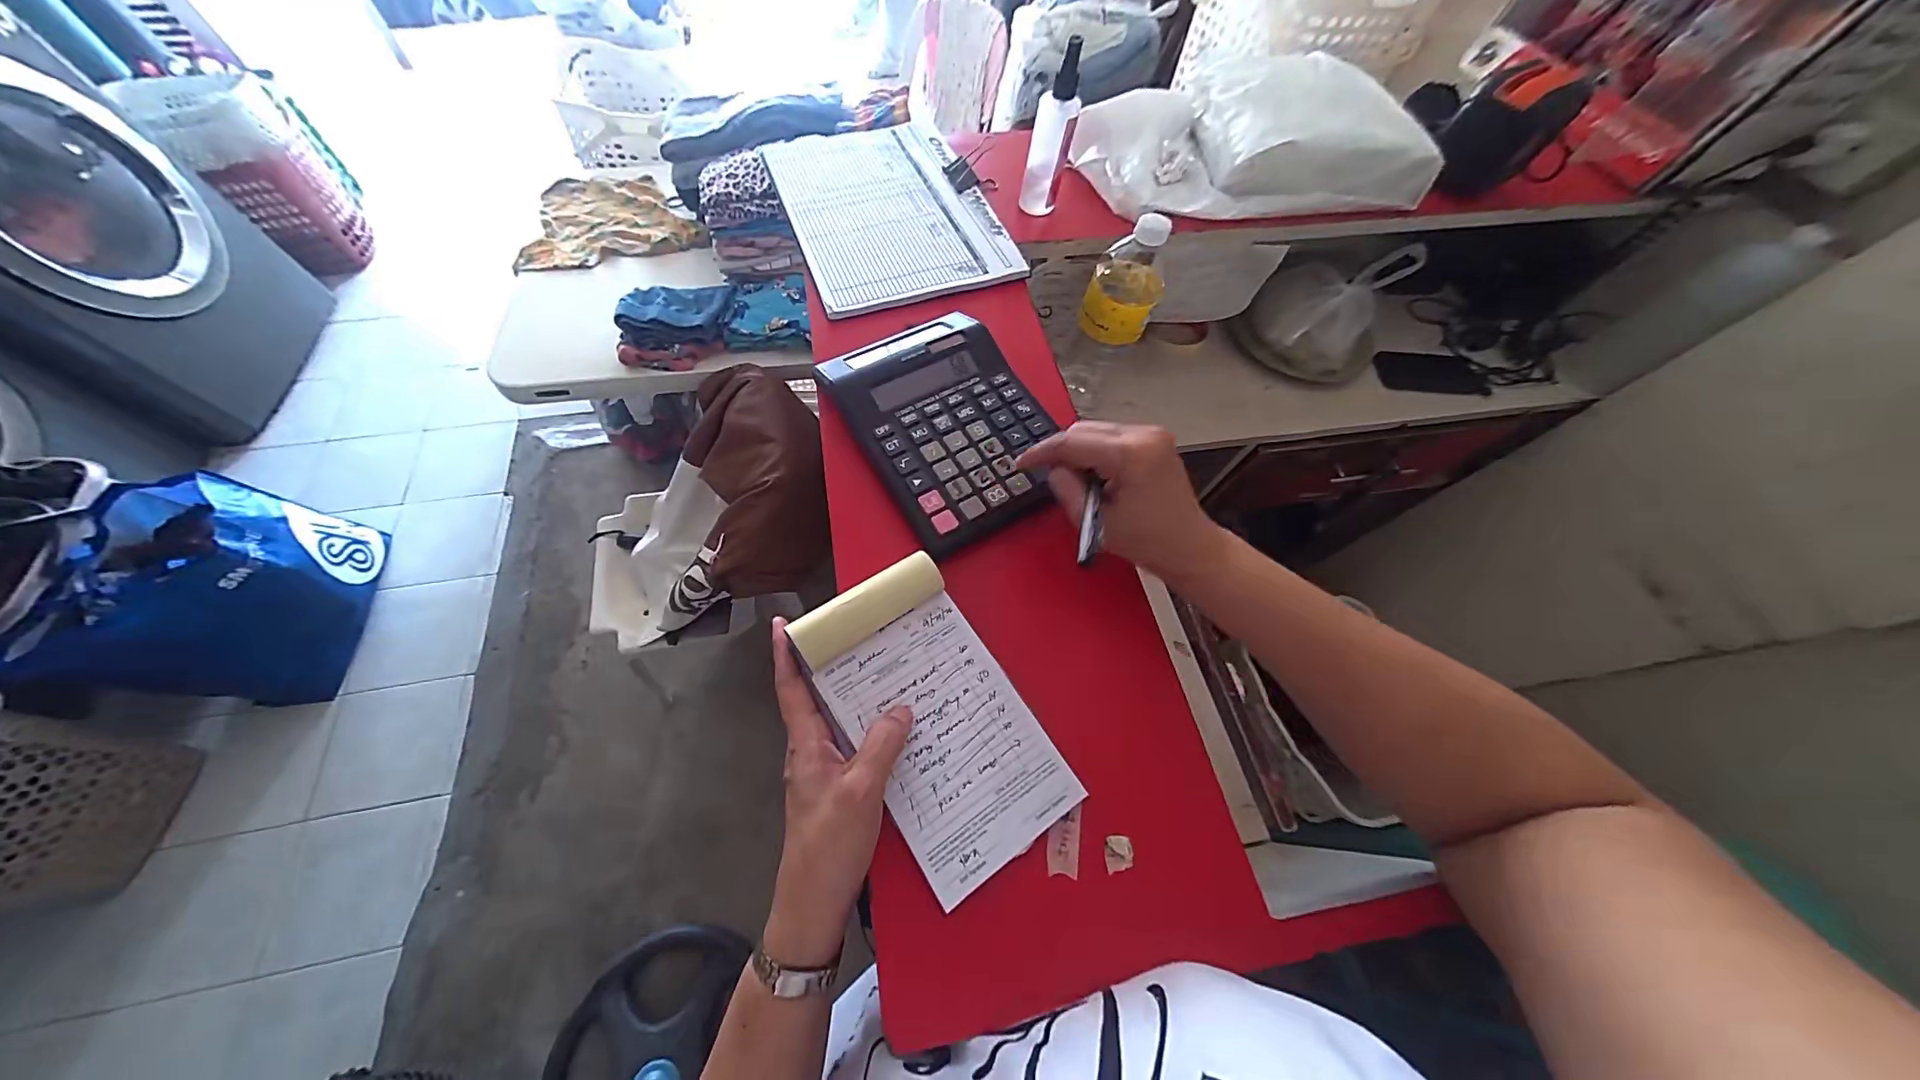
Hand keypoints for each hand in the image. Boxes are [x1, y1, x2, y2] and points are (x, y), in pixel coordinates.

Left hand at [764, 618, 911, 967]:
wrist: (814, 903)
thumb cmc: (828, 845)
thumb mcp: (860, 791)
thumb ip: (881, 746)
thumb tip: (901, 708)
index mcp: (806, 745)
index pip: (792, 690)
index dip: (786, 656)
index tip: (782, 624)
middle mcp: (811, 751)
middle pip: (819, 698)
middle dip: (834, 666)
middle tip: (859, 637)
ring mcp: (825, 770)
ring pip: (840, 721)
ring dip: (857, 696)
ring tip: (887, 672)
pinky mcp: (840, 788)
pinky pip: (855, 745)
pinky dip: (872, 729)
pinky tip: (898, 728)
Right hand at [1016, 421, 1226, 582]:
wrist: (1188, 546)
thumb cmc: (1149, 541)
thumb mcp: (1096, 521)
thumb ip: (1067, 490)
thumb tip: (1053, 470)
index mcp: (1131, 454)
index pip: (1072, 442)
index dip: (1042, 452)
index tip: (1022, 462)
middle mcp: (1144, 435)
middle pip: (1083, 430)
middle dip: (1060, 451)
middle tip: (1044, 474)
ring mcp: (1152, 434)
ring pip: (1095, 430)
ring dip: (1077, 451)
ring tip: (1074, 481)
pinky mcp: (1153, 440)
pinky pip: (1111, 436)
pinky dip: (1094, 451)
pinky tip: (1093, 475)